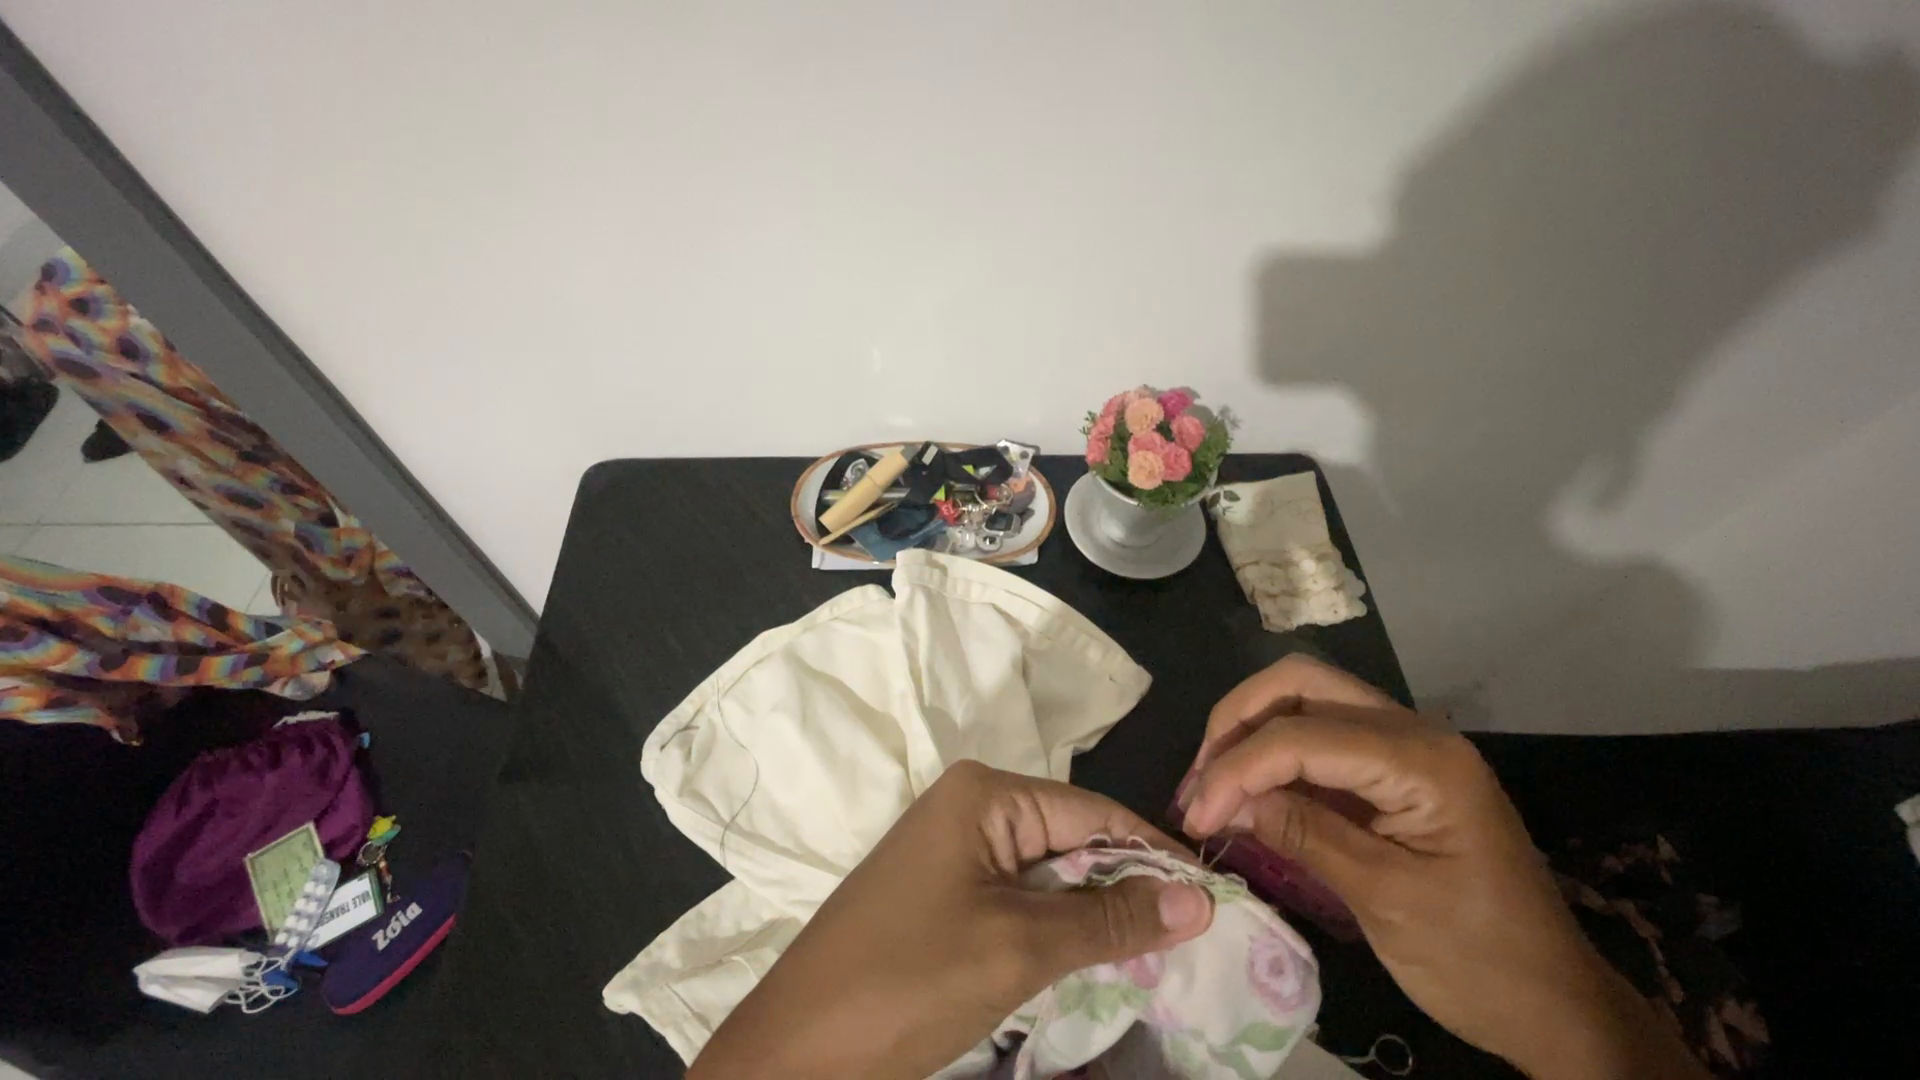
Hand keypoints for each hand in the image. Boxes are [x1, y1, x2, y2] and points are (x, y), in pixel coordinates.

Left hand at [688, 760, 1213, 1079]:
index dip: (1155, 853)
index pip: (1094, 812)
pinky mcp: (944, 891)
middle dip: (1129, 884)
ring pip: (1049, 871)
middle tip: (1197, 933)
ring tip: (1159, 948)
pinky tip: (1096, 954)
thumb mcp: (1020, 948)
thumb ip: (1111, 920)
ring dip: (1096, 909)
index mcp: (985, 795)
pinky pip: (1018, 895)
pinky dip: (1058, 924)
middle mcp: (970, 806)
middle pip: (1072, 837)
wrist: (797, 1049)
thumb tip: (1199, 898)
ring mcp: (952, 849)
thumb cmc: (911, 980)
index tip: (1218, 896)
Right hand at [1180, 656, 1707, 1079]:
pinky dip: (1273, 754)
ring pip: (1305, 699)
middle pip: (1299, 682)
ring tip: (1212, 785)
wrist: (1556, 1005)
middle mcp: (1414, 732)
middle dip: (1236, 721)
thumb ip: (1302, 835)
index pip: (1301, 735)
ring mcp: (1405, 746)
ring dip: (1249, 731)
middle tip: (1200, 781)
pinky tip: (1248, 792)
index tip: (1195, 817)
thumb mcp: (1384, 900)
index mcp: (1422, 761)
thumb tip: (1224, 801)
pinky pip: (1320, 736)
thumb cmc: (1479, 960)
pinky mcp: (1393, 771)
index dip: (1236, 769)